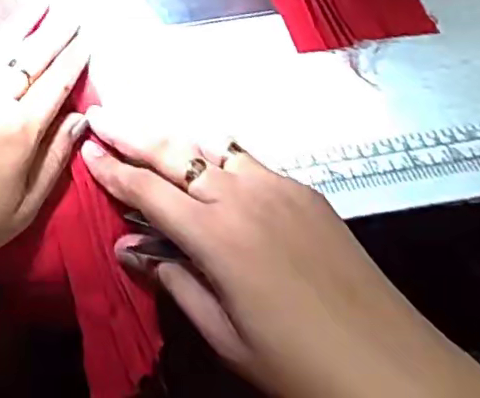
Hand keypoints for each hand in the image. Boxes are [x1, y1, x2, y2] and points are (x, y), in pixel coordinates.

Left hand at [0, 1, 89, 313]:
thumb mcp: (24, 207)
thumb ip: (56, 157)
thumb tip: (81, 117)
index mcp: (20, 131)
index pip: (58, 82)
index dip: (76, 58)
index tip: (88, 40)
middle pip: (35, 54)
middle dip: (58, 31)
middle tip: (73, 14)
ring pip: (2, 40)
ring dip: (26, 17)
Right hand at [80, 107, 479, 397]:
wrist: (391, 365)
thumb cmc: (296, 364)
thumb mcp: (225, 335)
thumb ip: (174, 281)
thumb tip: (128, 248)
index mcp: (216, 237)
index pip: (149, 191)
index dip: (113, 169)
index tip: (87, 147)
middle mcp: (241, 195)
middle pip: (175, 151)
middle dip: (132, 131)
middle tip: (101, 114)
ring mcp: (276, 184)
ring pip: (211, 143)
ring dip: (174, 134)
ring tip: (144, 124)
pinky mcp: (303, 186)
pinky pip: (248, 158)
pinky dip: (217, 151)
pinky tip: (206, 154)